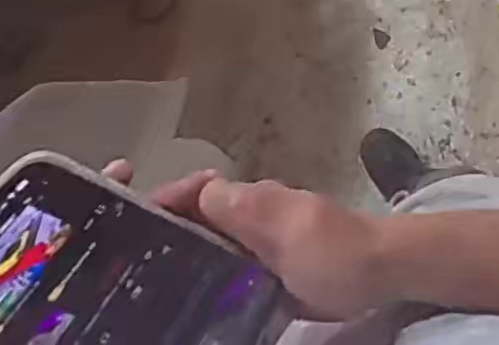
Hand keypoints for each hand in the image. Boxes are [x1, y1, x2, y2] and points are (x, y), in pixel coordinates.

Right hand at [105, 160, 392, 320]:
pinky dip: (204, 286)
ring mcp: (261, 248)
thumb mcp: (288, 226)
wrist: (377, 271)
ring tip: (141, 297)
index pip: (199, 194)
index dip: (165, 202)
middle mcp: (253, 219)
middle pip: (199, 222)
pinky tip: (185, 311)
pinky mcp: (268, 277)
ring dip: (180, 264)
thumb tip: (202, 186)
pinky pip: (227, 277)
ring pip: (209, 250)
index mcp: (254, 201)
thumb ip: (248, 209)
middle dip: (162, 238)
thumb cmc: (333, 248)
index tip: (126, 227)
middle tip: (121, 274)